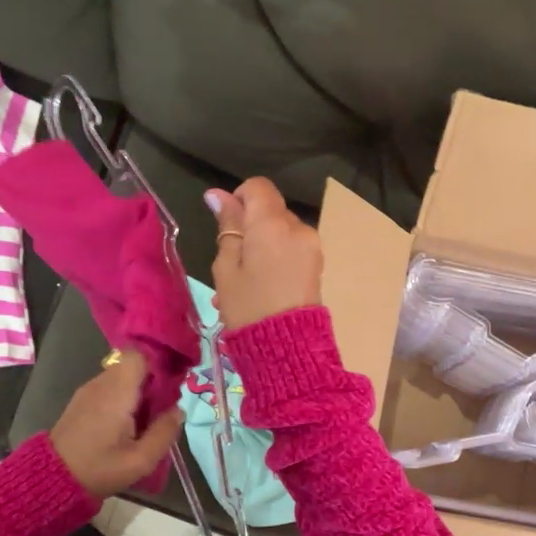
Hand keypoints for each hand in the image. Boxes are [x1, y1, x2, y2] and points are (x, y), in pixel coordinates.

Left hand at [49, 352, 184, 497]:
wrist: (54, 478)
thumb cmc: (100, 469)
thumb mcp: (141, 460)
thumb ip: (164, 433)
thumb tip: (178, 410)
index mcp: (117, 393)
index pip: (140, 356)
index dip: (160, 364)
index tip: (174, 385)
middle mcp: (101, 384)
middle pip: (133, 365)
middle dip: (153, 381)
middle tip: (165, 407)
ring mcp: (89, 390)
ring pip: (122, 376)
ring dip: (139, 391)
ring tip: (148, 419)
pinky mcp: (82, 400)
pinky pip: (110, 387)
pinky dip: (125, 397)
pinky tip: (129, 423)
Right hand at [205, 177, 322, 329]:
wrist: (287, 349)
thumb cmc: (248, 308)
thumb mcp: (227, 267)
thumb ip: (227, 227)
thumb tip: (218, 195)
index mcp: (272, 223)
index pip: (258, 187)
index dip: (239, 198)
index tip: (227, 225)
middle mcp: (298, 228)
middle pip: (272, 210)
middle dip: (252, 226)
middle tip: (234, 260)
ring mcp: (312, 247)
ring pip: (283, 232)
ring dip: (264, 244)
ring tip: (248, 279)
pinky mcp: (317, 266)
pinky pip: (293, 250)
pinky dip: (276, 257)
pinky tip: (263, 285)